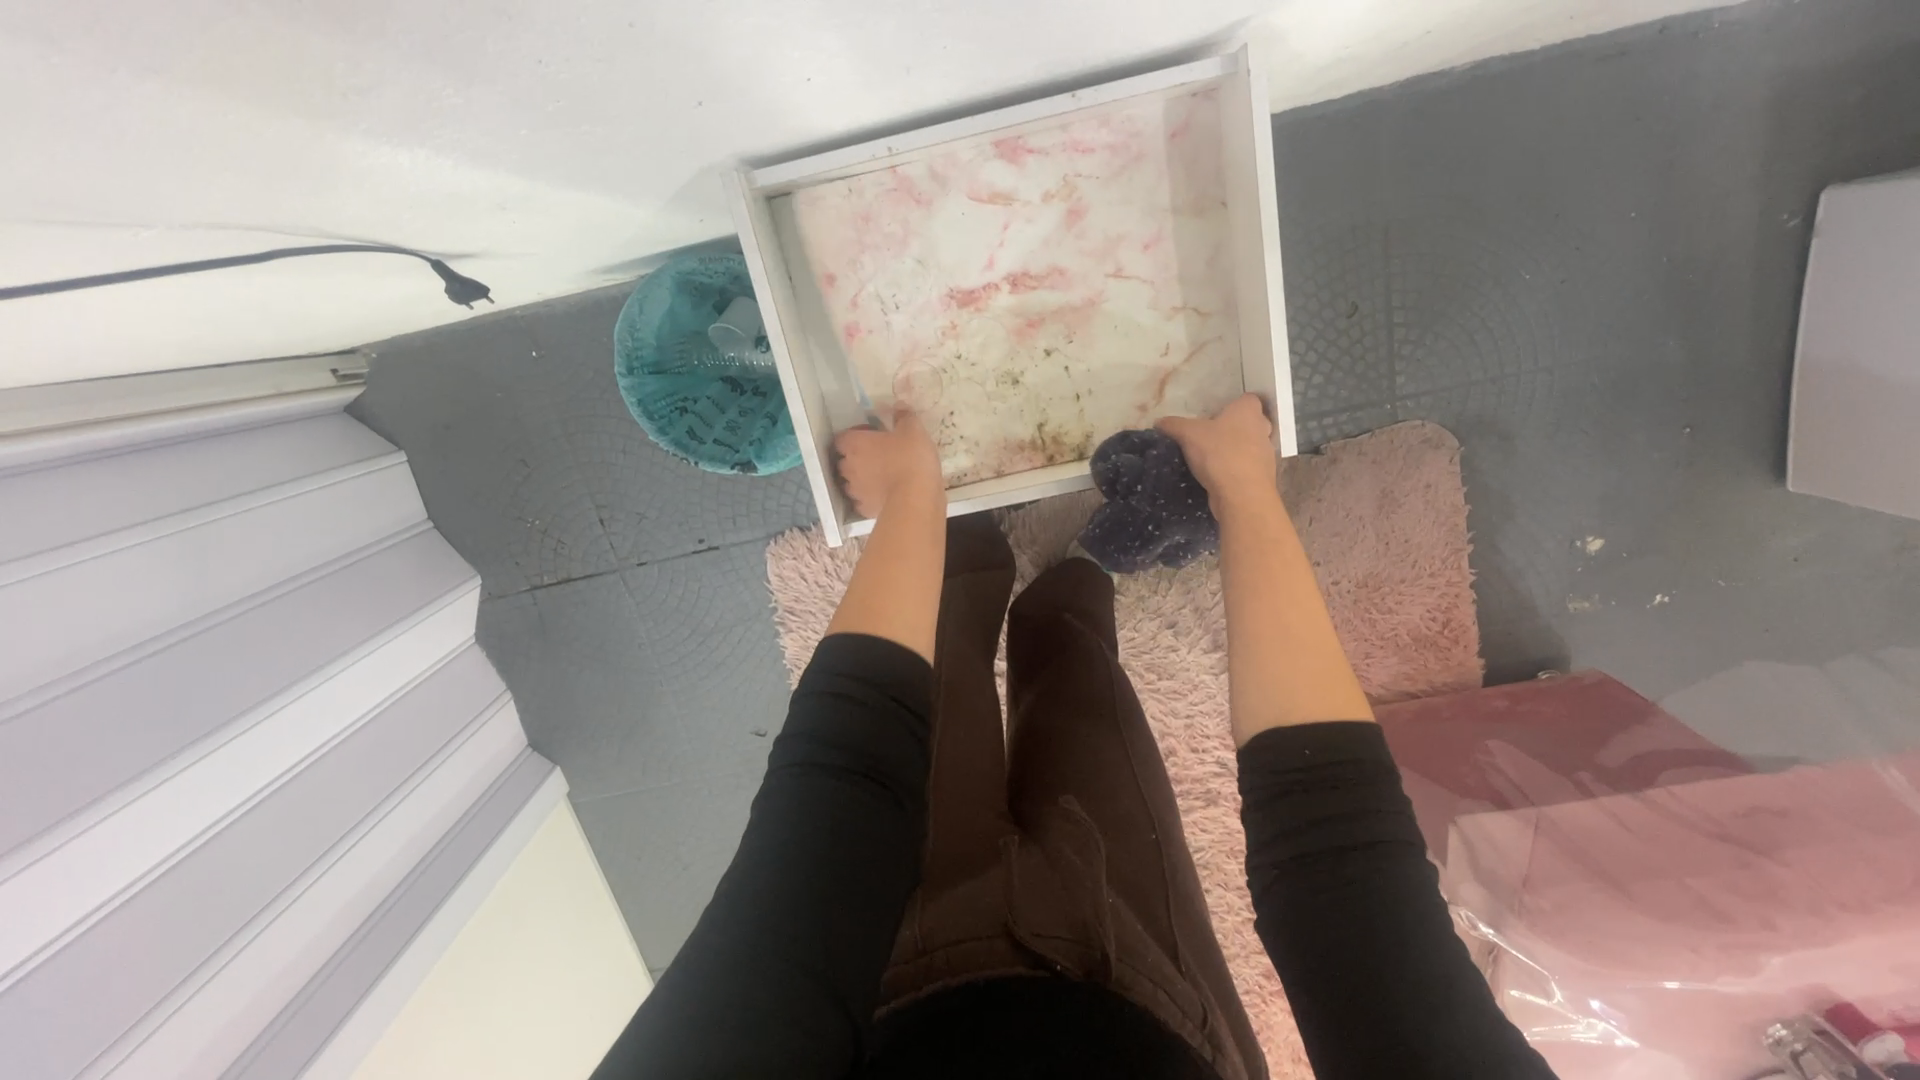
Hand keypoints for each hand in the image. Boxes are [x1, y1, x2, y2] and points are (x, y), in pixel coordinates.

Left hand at [833, 408, 943, 518]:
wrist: (916, 498)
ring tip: (880, 477)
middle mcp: (849, 467)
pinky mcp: (865, 509)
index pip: (842, 438)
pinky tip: (883, 496)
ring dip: (861, 479)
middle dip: (856, 458)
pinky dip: (870, 498)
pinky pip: (863, 501)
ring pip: (851, 483)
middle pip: (844, 461)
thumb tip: (899, 406)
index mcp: (855, 445)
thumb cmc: (910, 458)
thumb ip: (904, 416)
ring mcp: (855, 491)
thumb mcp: (913, 430)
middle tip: (876, 456)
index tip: (872, 435)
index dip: (854, 435)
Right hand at [1155, 394, 1277, 515]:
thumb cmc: (1219, 454)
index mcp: (1248, 411)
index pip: (1246, 399)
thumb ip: (1173, 425)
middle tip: (1210, 437)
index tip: (1213, 417)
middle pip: (1248, 423)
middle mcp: (1262, 429)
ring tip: (1210, 460)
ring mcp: (1266, 454)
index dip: (1231, 406)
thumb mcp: (1187, 434)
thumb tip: (1159, 422)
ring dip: (1234, 451)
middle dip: (1232, 429)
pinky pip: (1247, 468)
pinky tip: (1218, 478)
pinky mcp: (1263, 476)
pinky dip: (1235, 471)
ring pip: (1249, 447)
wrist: (1242, 494)